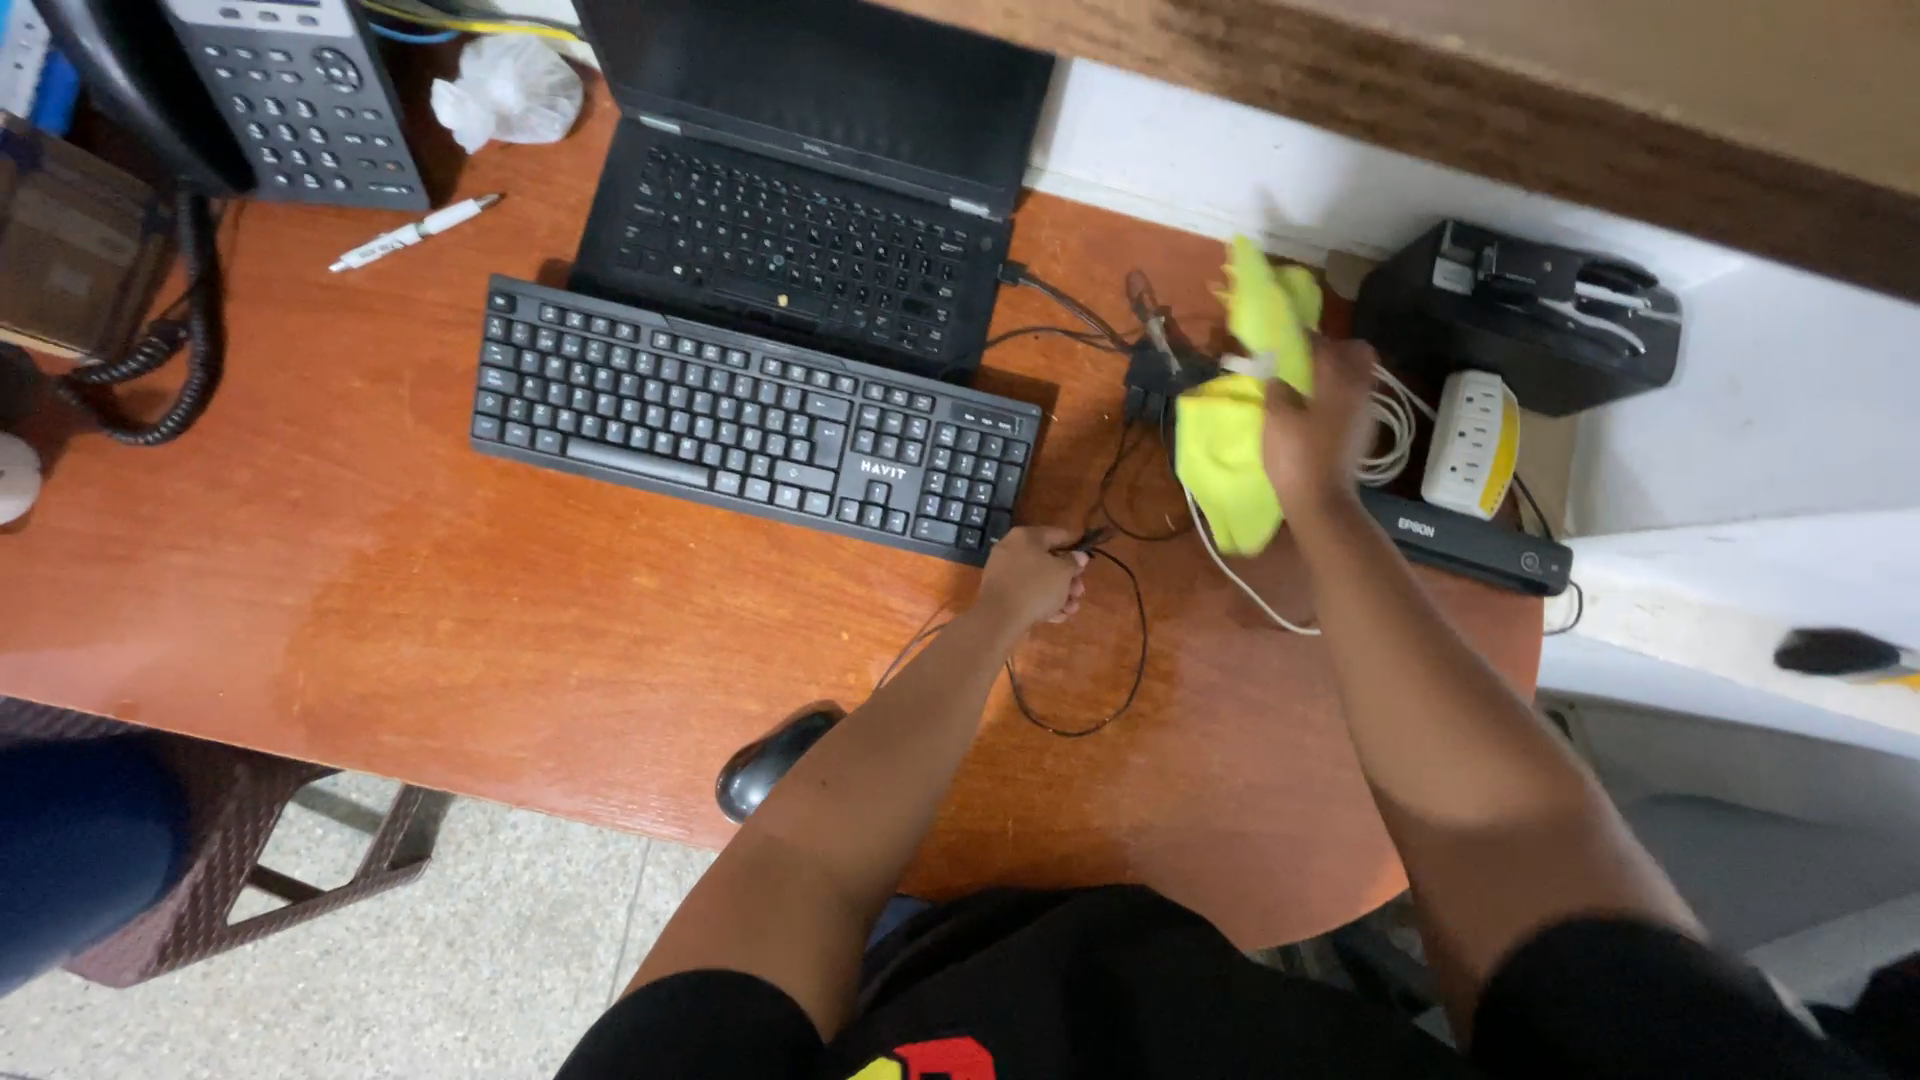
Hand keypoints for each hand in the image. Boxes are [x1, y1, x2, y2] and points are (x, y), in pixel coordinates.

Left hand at [973, 526, 1089, 630]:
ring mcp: (1004, 573)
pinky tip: (1058, 617)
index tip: (1088, 554)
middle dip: (1068, 578)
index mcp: (1025, 537)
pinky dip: (1043, 603)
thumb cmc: (1036, 587)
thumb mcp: (1062, 573)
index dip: (1075, 543)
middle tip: (1080, 591)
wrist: (1000, 618)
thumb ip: (1073, 562)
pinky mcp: (1001, 594)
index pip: (1057, 534)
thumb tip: (1079, 556)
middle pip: (1048, 560)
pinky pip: (1027, 594)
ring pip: (1039, 580)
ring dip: (1059, 594)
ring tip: (1072, 609)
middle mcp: (1012, 550)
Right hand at [1262, 335, 1376, 516]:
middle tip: (1307, 357)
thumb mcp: (1276, 418)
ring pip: (1359, 376)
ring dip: (1337, 372)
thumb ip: (1277, 389)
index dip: (1303, 337)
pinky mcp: (1362, 431)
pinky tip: (1316, 408)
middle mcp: (1359, 390)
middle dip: (1335, 348)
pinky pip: (1354, 398)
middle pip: (1358, 353)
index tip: (1285, 336)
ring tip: (1307, 383)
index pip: (1323, 345)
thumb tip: (1279, 377)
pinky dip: (1337, 393)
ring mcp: (1365, 412)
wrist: (1321, 501)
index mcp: (1338, 380)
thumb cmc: (1296, 456)